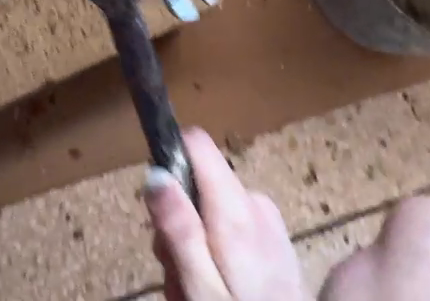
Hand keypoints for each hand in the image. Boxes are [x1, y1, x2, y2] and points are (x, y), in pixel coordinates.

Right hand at [145, 129, 302, 300]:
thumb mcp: (201, 288)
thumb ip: (178, 229)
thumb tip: (155, 172)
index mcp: (236, 208)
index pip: (196, 143)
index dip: (170, 165)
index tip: (160, 209)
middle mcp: (255, 203)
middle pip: (197, 183)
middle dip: (177, 223)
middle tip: (176, 272)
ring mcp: (268, 221)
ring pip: (210, 209)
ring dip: (192, 244)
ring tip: (194, 289)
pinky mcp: (274, 239)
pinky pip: (231, 227)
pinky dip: (215, 253)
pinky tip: (216, 289)